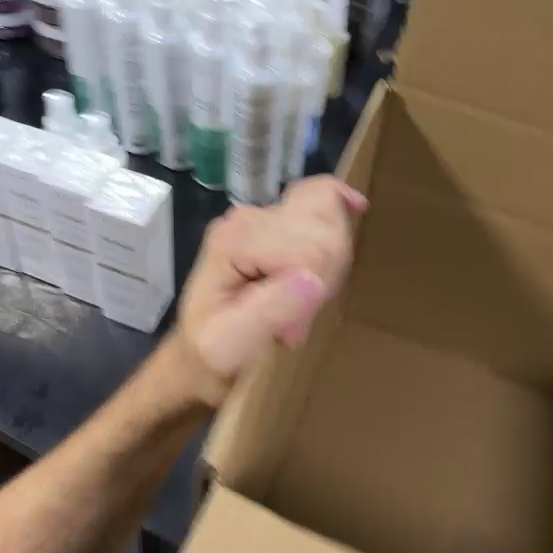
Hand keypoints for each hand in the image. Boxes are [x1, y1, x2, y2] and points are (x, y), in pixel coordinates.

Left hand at [162, 177, 367, 406]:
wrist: (198, 356)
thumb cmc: (212, 356)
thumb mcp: (230, 347)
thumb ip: (268, 312)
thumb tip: (312, 279)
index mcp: (233, 242)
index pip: (310, 250)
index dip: (316, 289)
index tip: (292, 328)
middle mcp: (246, 218)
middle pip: (322, 229)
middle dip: (325, 275)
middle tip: (296, 316)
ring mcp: (260, 214)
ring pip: (327, 214)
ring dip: (331, 259)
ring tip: (304, 295)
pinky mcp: (275, 218)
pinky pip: (321, 195)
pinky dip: (339, 205)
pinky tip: (354, 207)